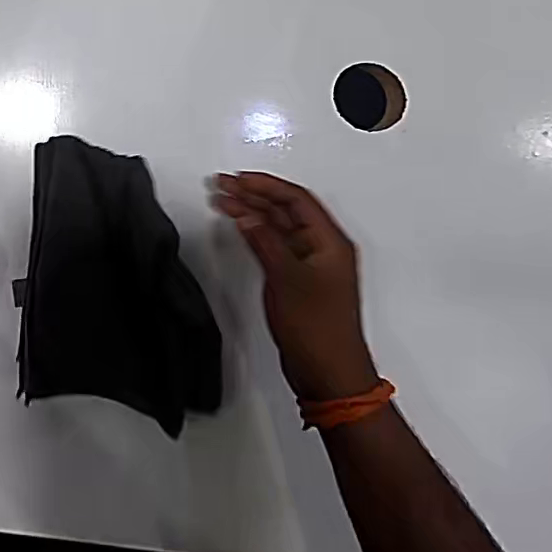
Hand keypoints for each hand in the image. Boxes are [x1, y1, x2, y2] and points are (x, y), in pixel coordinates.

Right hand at [211, 172, 378, 400]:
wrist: (328, 373)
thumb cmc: (319, 331)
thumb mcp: (287, 278)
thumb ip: (264, 241)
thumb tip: (246, 215)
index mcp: (329, 242)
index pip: (295, 199)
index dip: (264, 184)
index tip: (236, 178)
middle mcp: (321, 248)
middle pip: (285, 208)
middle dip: (252, 193)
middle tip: (222, 183)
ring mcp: (308, 263)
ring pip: (276, 224)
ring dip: (250, 210)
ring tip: (222, 198)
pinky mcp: (296, 277)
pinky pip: (273, 241)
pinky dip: (253, 230)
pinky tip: (238, 224)